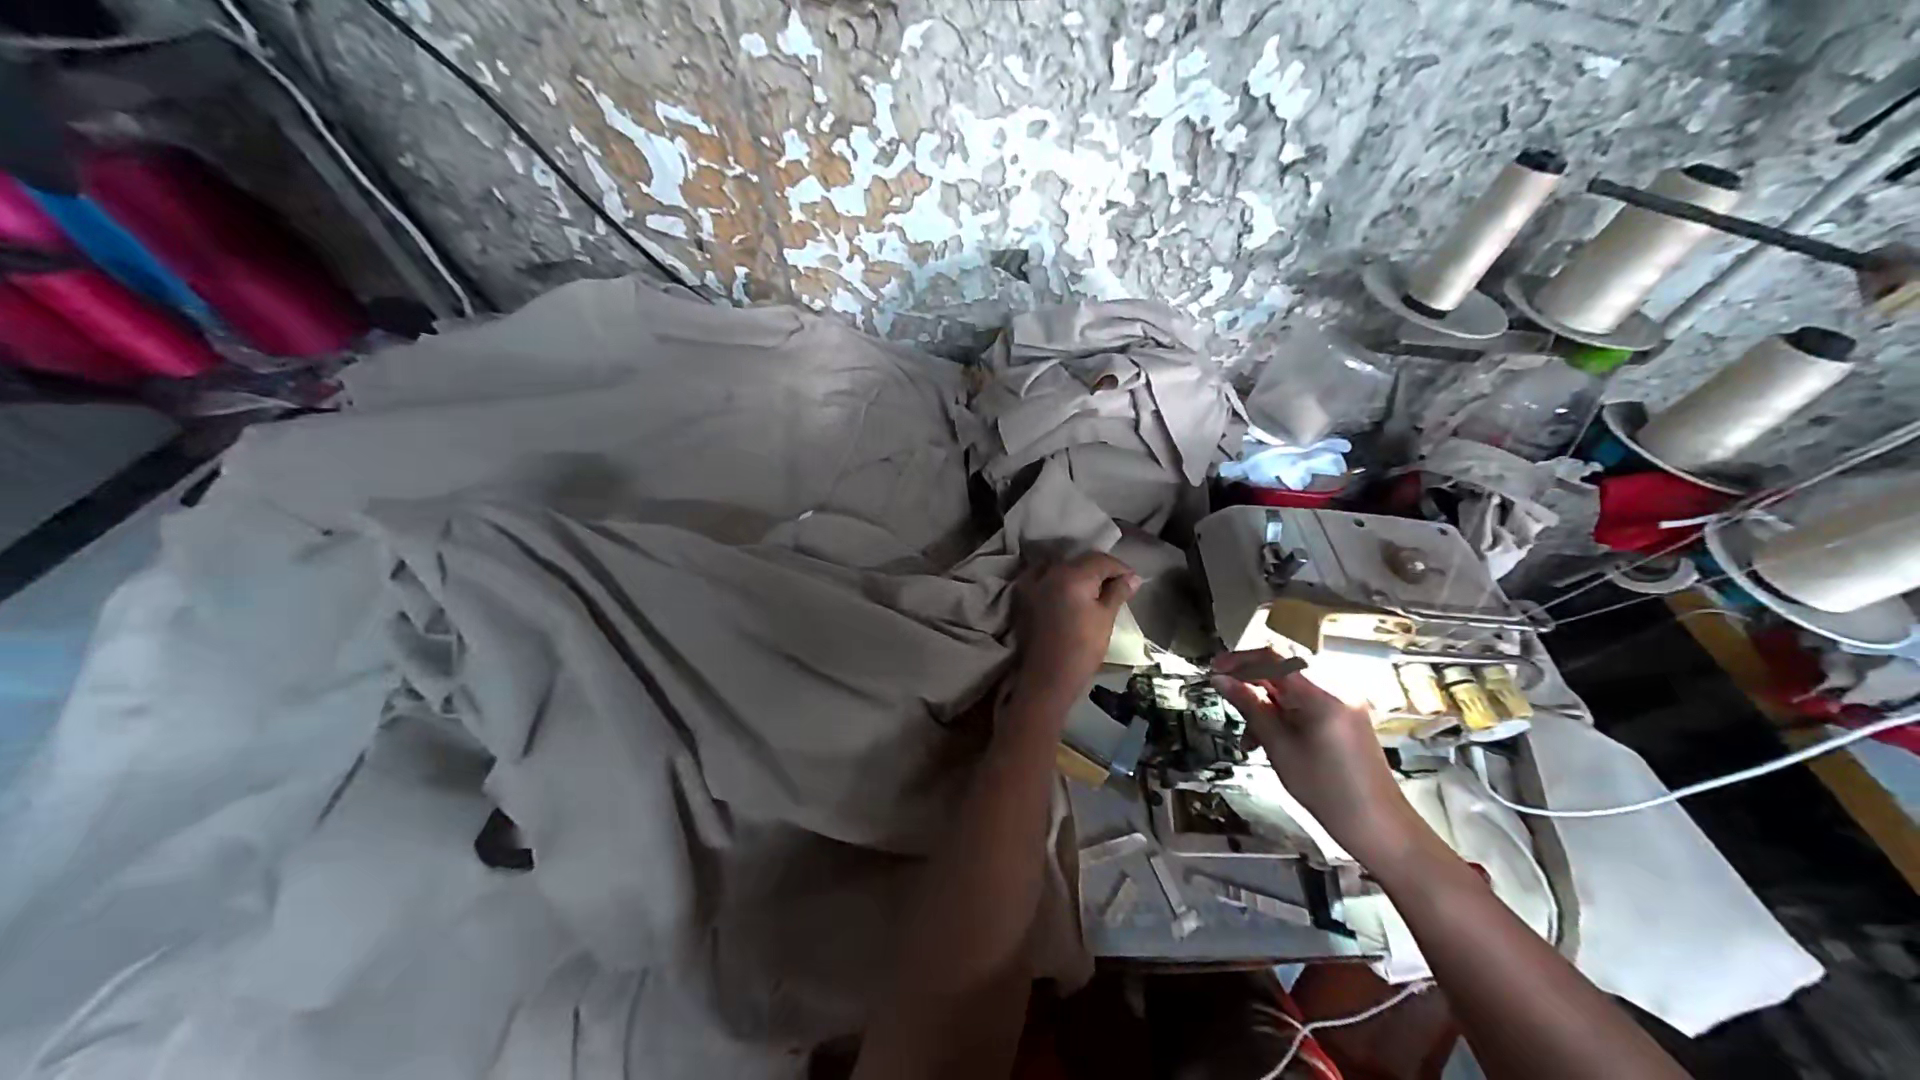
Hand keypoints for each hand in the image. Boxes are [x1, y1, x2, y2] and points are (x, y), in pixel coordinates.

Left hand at [1009, 552, 1137, 710]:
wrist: (1047, 677)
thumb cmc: (1082, 648)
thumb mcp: (1105, 618)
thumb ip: (1118, 592)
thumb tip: (1132, 577)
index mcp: (1072, 574)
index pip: (1101, 560)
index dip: (1120, 568)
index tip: (1133, 581)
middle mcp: (1049, 571)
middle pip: (1080, 562)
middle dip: (1100, 570)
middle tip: (1117, 586)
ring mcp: (1032, 583)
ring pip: (1061, 568)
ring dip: (1078, 574)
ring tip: (1094, 590)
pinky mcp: (1023, 597)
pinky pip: (1043, 578)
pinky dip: (1057, 580)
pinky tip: (1068, 592)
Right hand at [1210, 649, 1427, 866]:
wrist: (1377, 824)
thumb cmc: (1324, 788)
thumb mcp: (1279, 746)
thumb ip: (1249, 706)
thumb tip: (1220, 680)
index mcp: (1322, 693)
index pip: (1274, 658)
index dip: (1239, 660)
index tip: (1213, 669)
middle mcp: (1337, 686)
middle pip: (1283, 667)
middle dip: (1250, 680)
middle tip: (1226, 697)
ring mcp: (1344, 699)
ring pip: (1292, 685)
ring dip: (1265, 700)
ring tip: (1248, 733)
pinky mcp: (1346, 713)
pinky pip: (1307, 699)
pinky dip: (1284, 710)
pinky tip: (1269, 735)